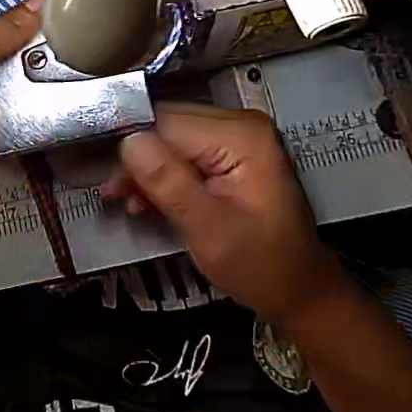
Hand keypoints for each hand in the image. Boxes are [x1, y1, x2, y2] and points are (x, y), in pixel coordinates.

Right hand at [103, 102, 349, 324]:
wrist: (298, 288)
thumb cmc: (264, 266)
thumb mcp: (210, 230)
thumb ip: (169, 183)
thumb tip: (130, 142)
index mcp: (242, 136)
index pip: (167, 122)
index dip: (134, 147)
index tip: (113, 178)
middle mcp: (239, 125)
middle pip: (166, 126)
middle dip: (137, 160)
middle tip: (117, 193)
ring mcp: (234, 136)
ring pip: (169, 138)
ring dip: (146, 170)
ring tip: (133, 201)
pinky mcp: (227, 151)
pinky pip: (181, 150)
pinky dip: (162, 174)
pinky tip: (151, 198)